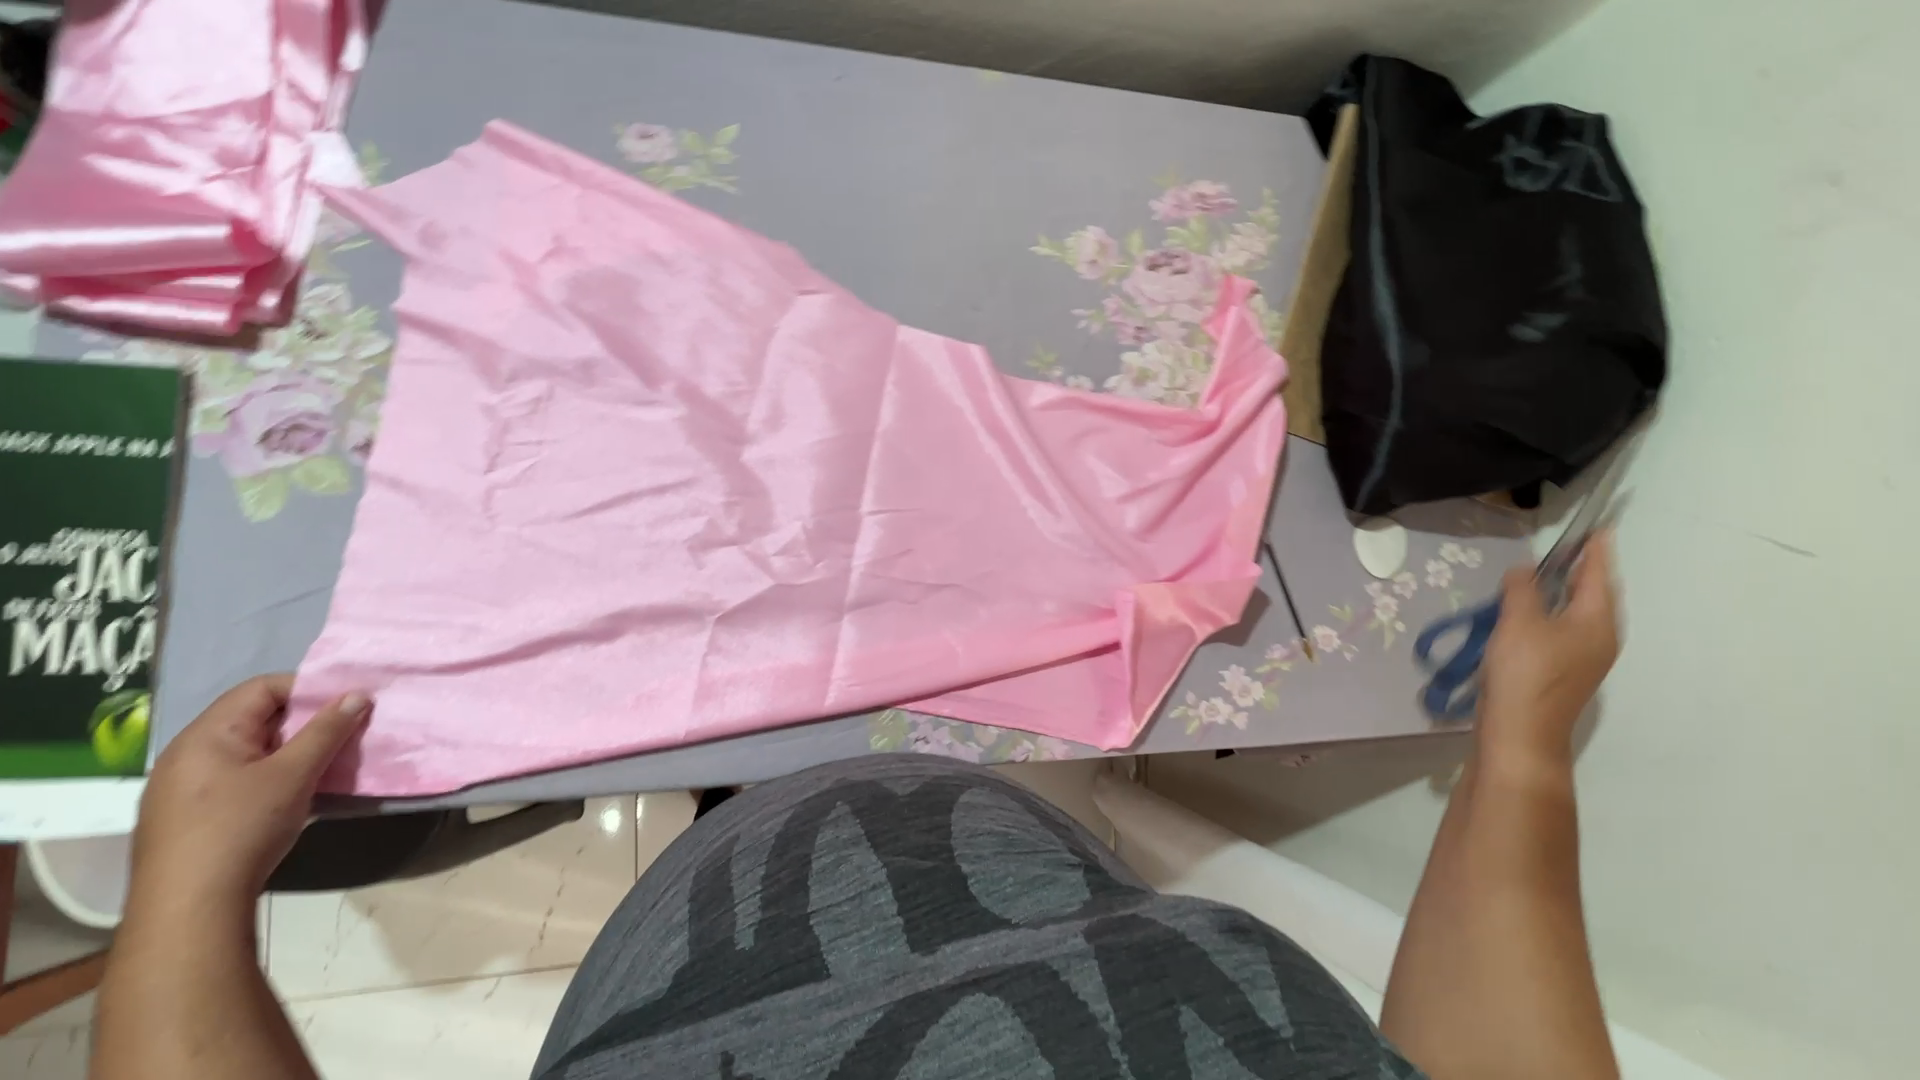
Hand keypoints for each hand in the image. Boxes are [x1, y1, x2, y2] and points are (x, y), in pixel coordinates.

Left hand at [127, 675, 368, 918]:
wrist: (188, 906)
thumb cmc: (242, 827)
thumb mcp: (294, 774)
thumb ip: (326, 731)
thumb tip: (356, 694)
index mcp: (207, 734)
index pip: (262, 688)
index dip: (307, 689)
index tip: (345, 707)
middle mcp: (186, 752)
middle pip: (253, 718)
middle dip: (302, 723)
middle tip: (341, 737)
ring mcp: (180, 786)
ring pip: (246, 751)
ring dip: (287, 753)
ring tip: (321, 768)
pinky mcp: (184, 815)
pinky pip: (234, 777)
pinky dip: (268, 777)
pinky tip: (288, 798)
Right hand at [1477, 533, 1620, 767]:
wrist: (1521, 733)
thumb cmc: (1524, 672)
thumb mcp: (1518, 621)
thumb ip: (1523, 589)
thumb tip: (1526, 569)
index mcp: (1597, 621)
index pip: (1599, 575)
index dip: (1597, 551)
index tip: (1599, 528)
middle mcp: (1600, 637)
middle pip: (1596, 596)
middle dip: (1584, 572)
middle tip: (1569, 549)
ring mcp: (1585, 659)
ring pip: (1580, 615)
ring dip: (1566, 594)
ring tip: (1548, 577)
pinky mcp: (1564, 673)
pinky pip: (1565, 631)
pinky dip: (1554, 614)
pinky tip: (1531, 615)